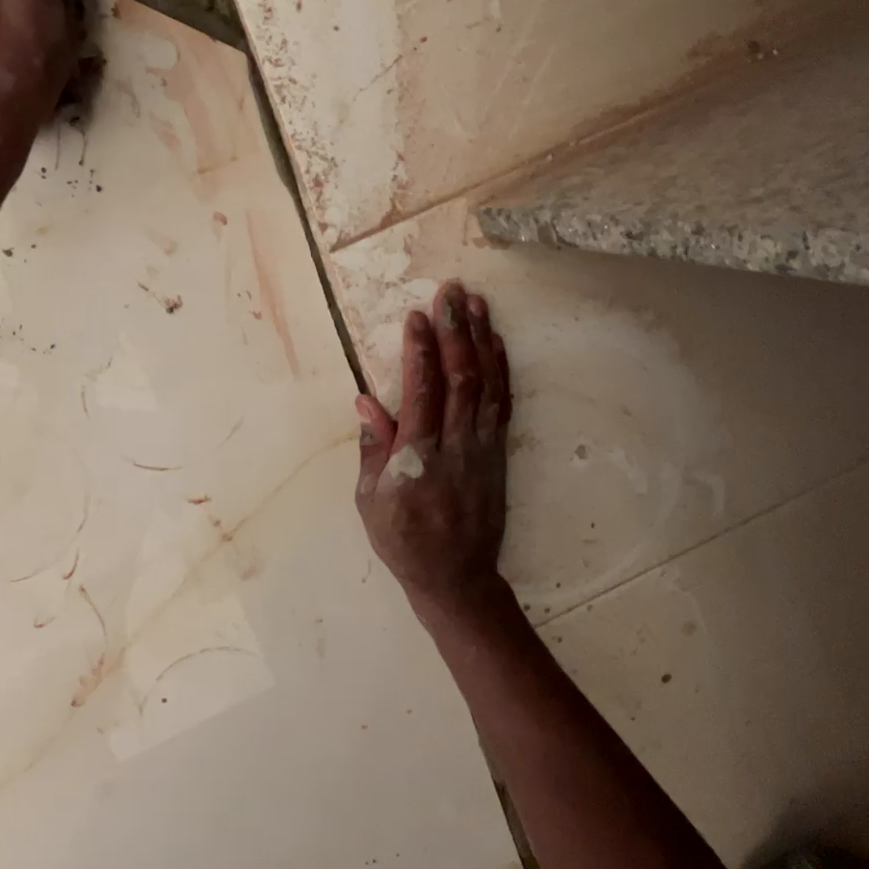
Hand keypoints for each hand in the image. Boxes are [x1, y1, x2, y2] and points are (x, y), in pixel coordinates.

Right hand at [355, 282, 512, 617]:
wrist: (456, 576)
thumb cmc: (402, 538)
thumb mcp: (370, 499)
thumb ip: (372, 448)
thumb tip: (366, 402)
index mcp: (418, 455)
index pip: (422, 390)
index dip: (420, 350)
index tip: (416, 316)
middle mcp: (456, 444)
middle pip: (460, 376)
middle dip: (455, 330)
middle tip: (451, 292)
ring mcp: (483, 447)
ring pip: (487, 383)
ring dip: (482, 339)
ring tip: (477, 303)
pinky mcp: (498, 452)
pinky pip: (502, 403)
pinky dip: (501, 369)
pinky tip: (496, 343)